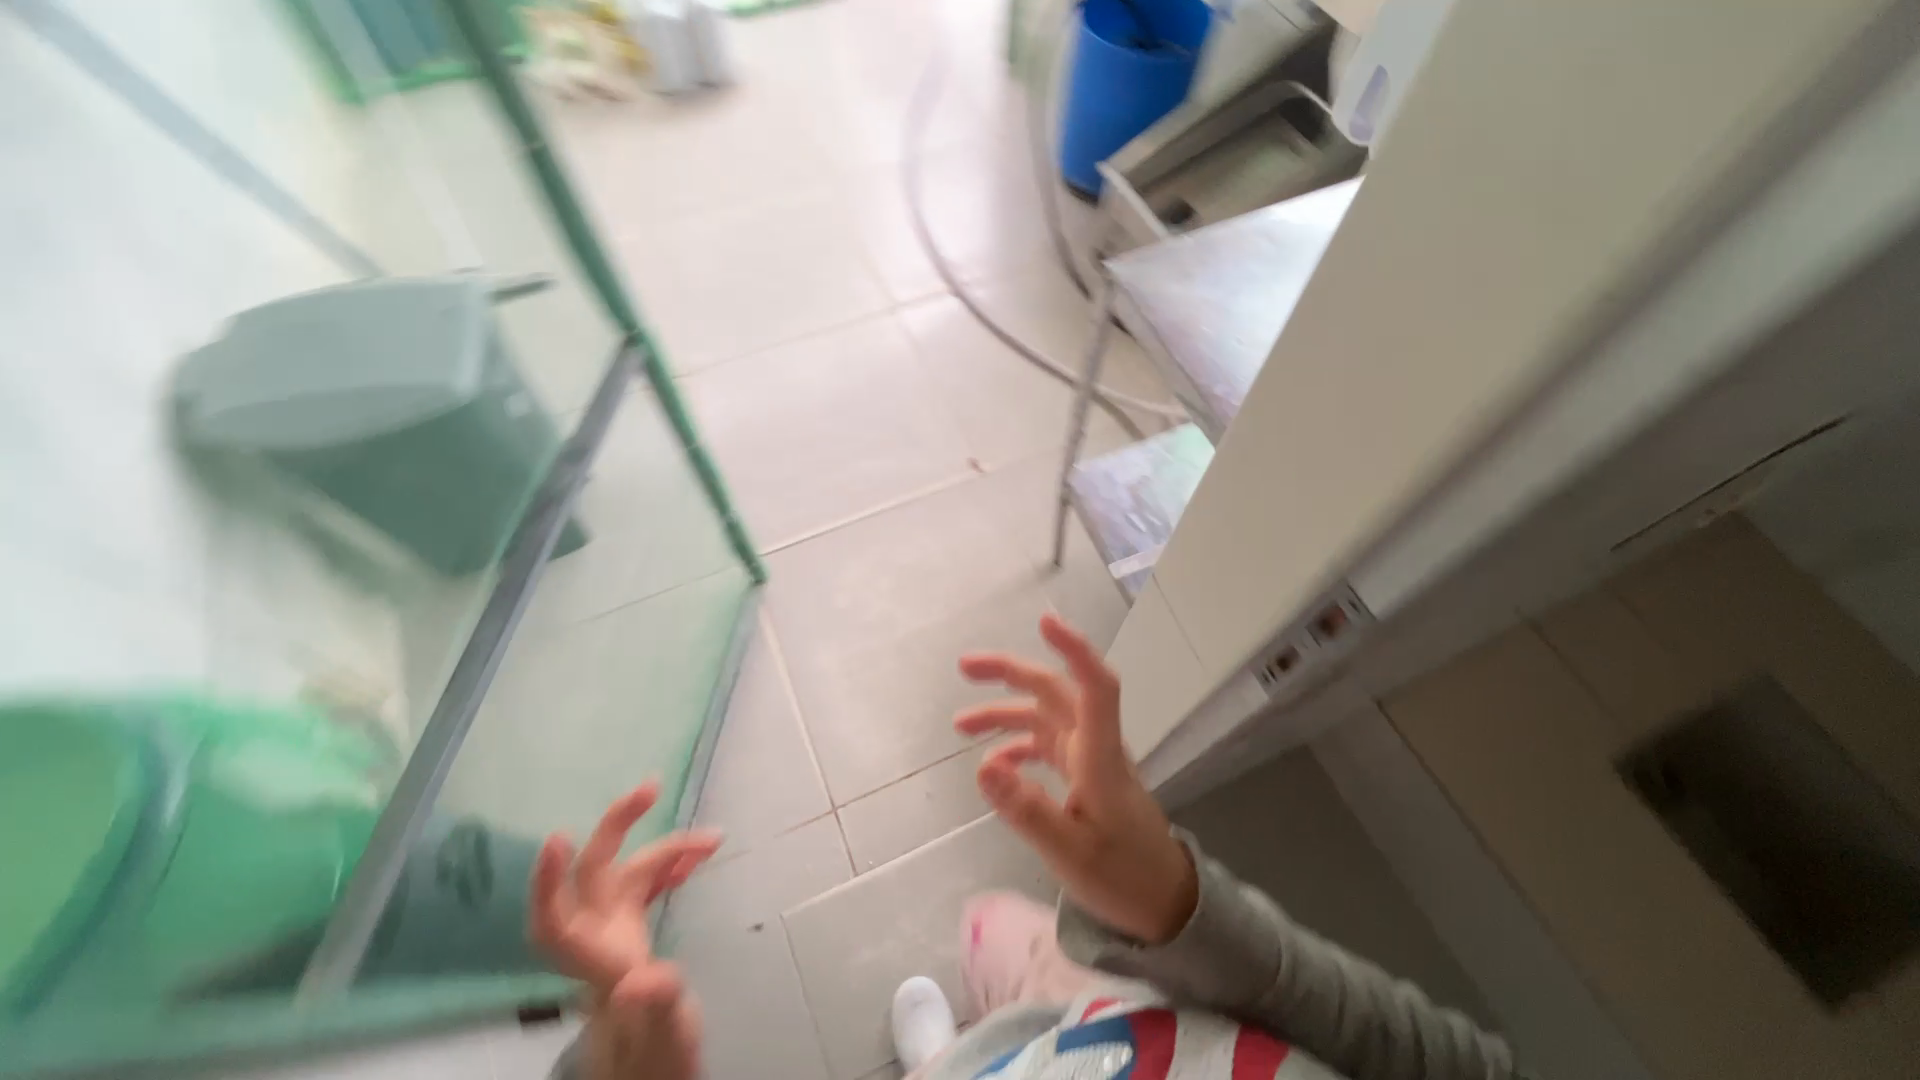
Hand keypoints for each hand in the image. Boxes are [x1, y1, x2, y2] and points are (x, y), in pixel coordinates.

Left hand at [529, 782, 721, 1079]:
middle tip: (652, 787)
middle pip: (595, 876)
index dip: (548, 884)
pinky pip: (645, 889)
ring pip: (630, 875)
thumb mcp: (664, 1036)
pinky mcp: (633, 936)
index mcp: (597, 966)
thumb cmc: (654, 1059)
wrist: (651, 1073)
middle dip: (617, 827)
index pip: (554, 926)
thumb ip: (656, 1002)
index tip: (559, 839)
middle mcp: (598, 943)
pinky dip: (669, 868)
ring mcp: (615, 936)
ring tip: (712, 839)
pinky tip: (694, 860)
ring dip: (667, 849)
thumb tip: (639, 979)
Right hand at [955, 616, 1197, 944]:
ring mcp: (1090, 759)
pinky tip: (993, 764)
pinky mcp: (1085, 775)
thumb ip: (1027, 810)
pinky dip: (1017, 745)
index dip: (1074, 650)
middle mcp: (1096, 747)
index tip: (1044, 622)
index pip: (1095, 687)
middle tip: (965, 667)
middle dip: (1012, 673)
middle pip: (1056, 691)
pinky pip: (1046, 745)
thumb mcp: (1069, 852)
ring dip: (1006, 712)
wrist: (1163, 903)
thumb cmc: (1123, 877)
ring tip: (960, 724)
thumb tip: (981, 766)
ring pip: (1045, 717)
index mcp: (1100, 758)